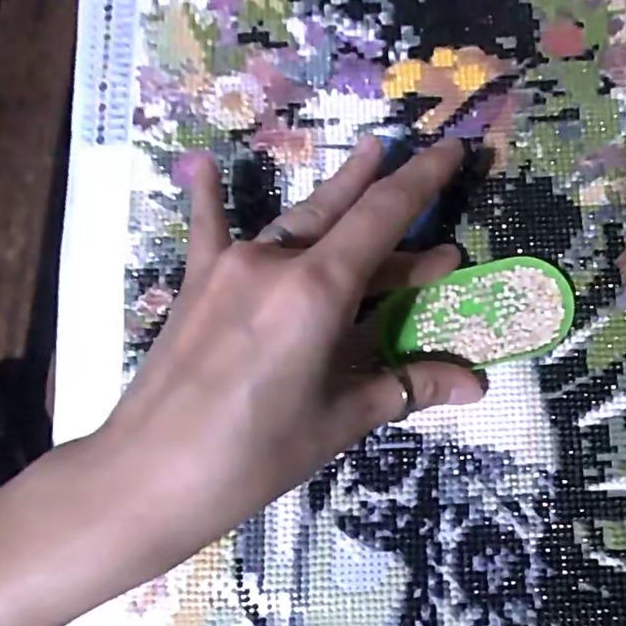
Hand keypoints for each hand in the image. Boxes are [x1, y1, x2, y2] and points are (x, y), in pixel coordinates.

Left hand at [79, 137, 485, 565]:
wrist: (148, 476)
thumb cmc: (257, 453)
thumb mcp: (342, 419)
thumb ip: (409, 386)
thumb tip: (477, 384)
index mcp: (317, 290)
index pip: (382, 217)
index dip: (422, 180)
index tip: (450, 149)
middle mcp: (274, 261)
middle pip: (343, 210)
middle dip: (389, 185)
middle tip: (425, 159)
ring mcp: (229, 268)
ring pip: (296, 222)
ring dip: (338, 195)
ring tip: (369, 156)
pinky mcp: (196, 285)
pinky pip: (211, 234)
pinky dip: (212, 201)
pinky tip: (203, 163)